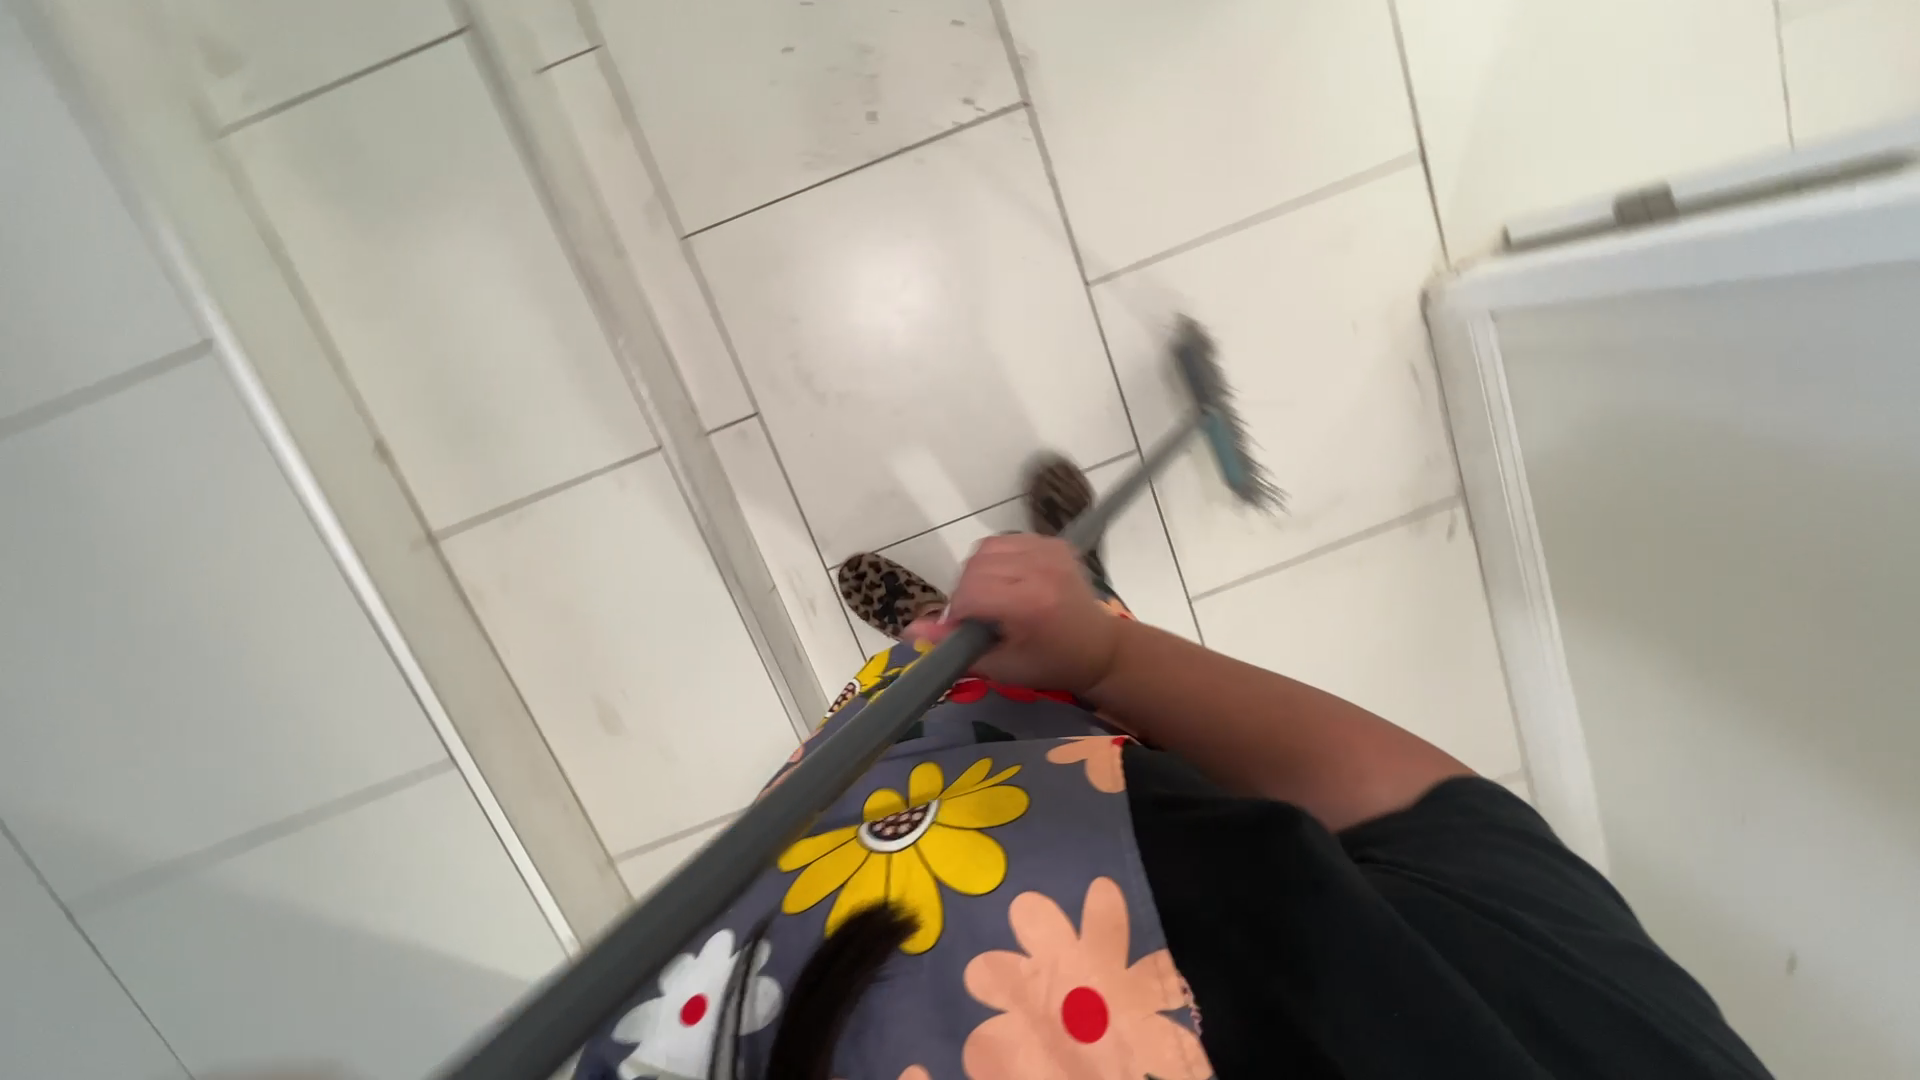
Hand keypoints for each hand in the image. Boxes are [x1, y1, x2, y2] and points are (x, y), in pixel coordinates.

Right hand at [902, 534, 1122, 692]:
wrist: (1100, 648)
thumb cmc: (1049, 664)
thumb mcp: (1000, 666)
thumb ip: (954, 647)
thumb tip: (909, 630)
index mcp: (1030, 603)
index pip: (971, 592)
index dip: (957, 611)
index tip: (965, 628)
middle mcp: (1041, 569)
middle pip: (975, 567)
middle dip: (966, 592)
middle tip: (979, 617)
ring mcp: (1050, 551)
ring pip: (986, 550)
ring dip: (979, 573)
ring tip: (993, 598)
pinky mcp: (1054, 542)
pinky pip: (1006, 540)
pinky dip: (997, 560)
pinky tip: (1009, 583)